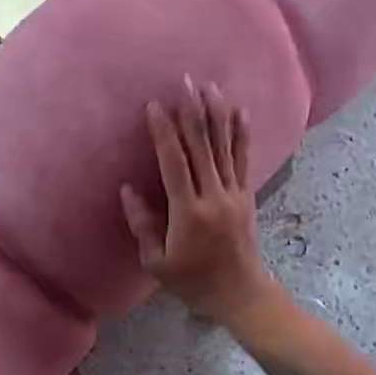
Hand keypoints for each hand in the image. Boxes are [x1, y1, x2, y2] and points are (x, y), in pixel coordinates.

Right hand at [120, 78, 274, 322]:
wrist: (240, 293)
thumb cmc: (192, 281)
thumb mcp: (157, 262)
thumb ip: (143, 225)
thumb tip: (128, 189)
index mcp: (188, 212)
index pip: (174, 163)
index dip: (164, 133)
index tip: (155, 106)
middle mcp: (214, 196)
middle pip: (201, 147)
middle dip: (191, 112)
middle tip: (184, 81)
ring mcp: (234, 194)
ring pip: (224, 147)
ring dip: (216, 114)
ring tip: (210, 86)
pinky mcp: (247, 196)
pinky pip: (243, 159)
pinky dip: (241, 134)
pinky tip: (241, 112)